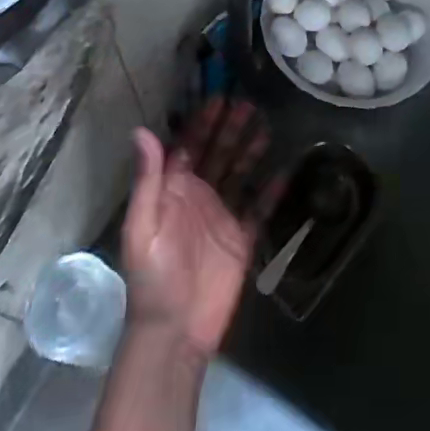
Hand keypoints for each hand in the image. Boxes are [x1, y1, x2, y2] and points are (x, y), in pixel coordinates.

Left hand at [121, 98, 274, 358]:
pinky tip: (287, 170)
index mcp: (171, 191)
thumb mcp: (143, 226)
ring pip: (240, 174)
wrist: (174, 331)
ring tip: (267, 126)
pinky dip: (272, 190)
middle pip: (218, 155)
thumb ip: (148, 180)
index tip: (220, 99)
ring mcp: (221, 216)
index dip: (202, 123)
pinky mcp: (242, 238)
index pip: (188, 147)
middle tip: (250, 104)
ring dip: (251, 151)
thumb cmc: (152, 278)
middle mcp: (198, 196)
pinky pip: (259, 208)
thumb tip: (142, 131)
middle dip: (231, 129)